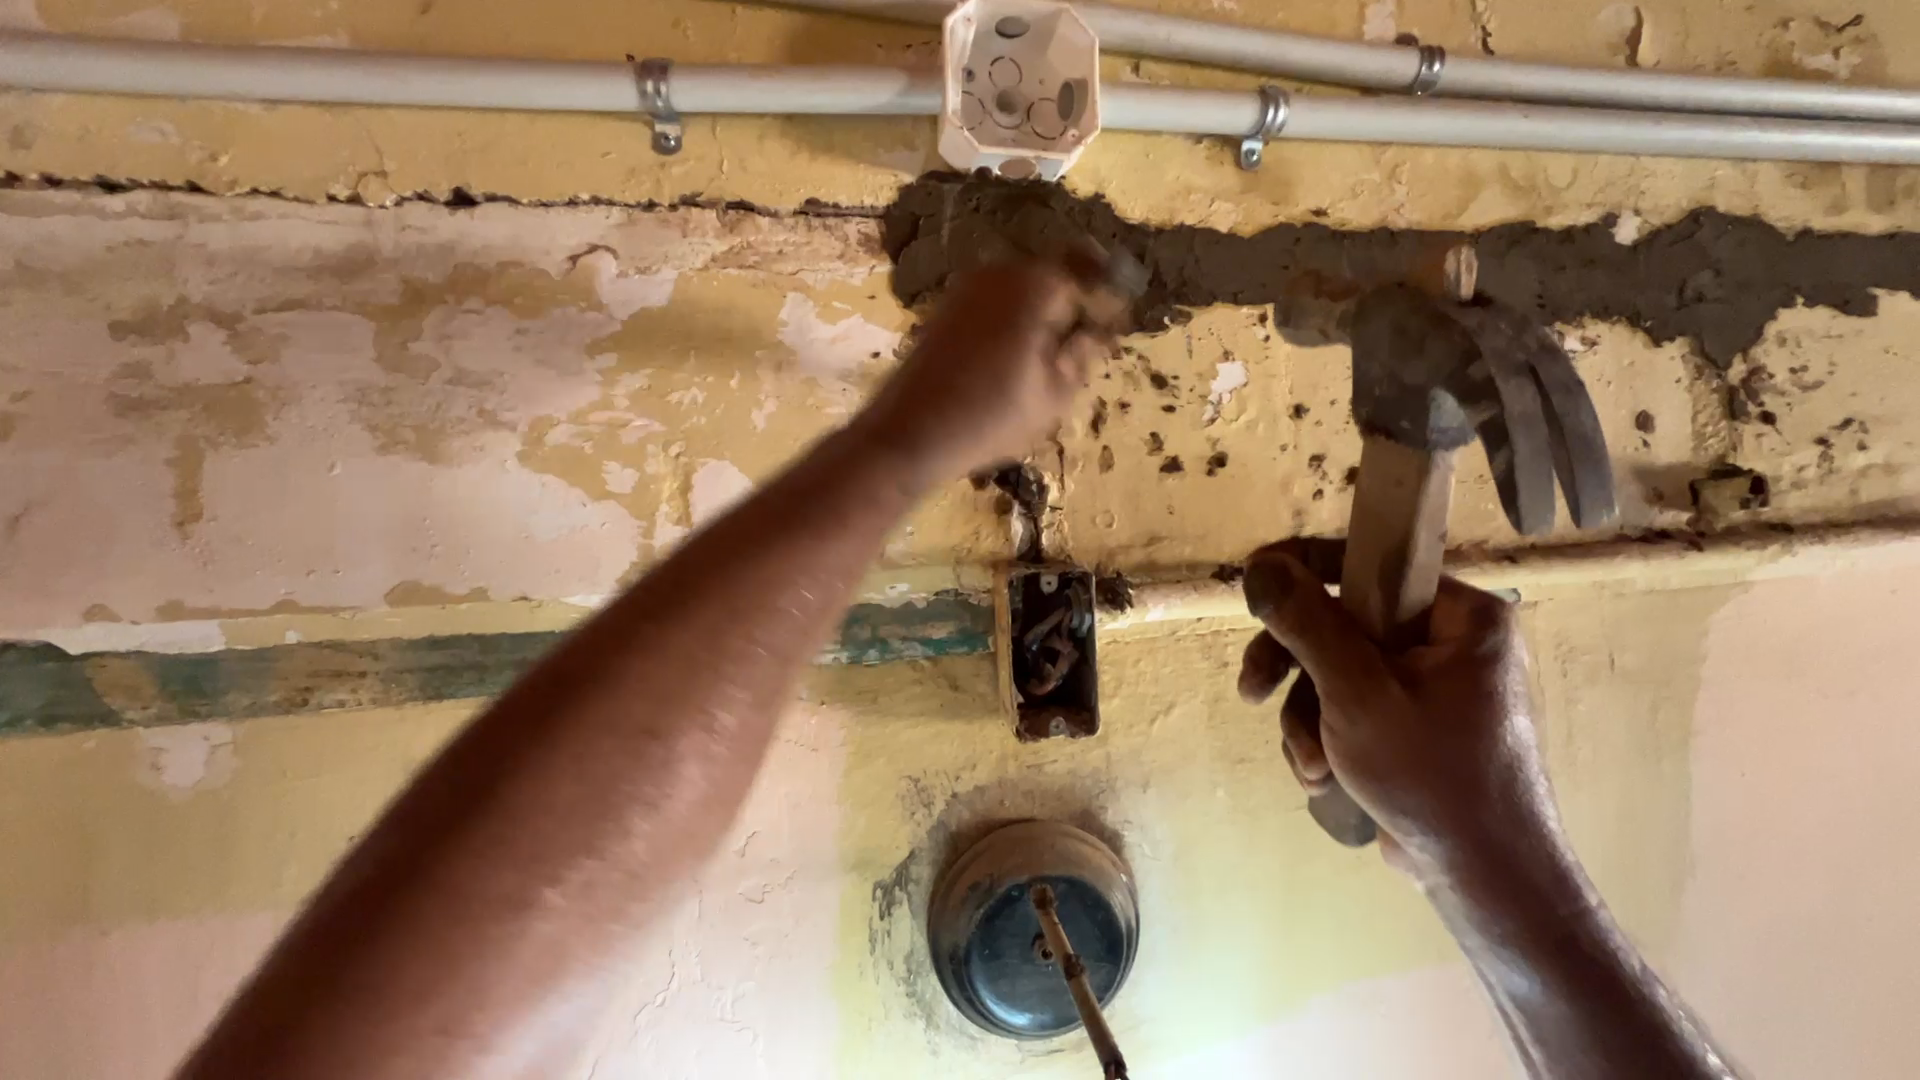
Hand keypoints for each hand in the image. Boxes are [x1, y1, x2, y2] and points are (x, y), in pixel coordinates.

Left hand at [856, 260, 1109, 480]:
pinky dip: (1014, 320)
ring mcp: (968, 286)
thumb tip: (1101, 330)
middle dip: (1075, 305)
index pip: (1093, 277)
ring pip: (1024, 289)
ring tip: (1051, 358)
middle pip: (1056, 276)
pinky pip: (996, 302)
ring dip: (1043, 314)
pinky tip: (1014, 359)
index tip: (1116, 330)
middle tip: (1086, 344)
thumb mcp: (1055, 394)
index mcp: (1037, 284)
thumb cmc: (990, 417)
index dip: (1110, 303)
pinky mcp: (946, 307)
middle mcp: (1002, 271)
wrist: (909, 433)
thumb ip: (1085, 353)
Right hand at [1237, 543, 1565, 879]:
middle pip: (1340, 623)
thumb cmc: (1432, 775)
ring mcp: (1431, 684)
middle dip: (1292, 668)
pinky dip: (1325, 737)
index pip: (1368, 563)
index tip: (1251, 590)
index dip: (1302, 570)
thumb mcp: (1357, 692)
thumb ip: (1307, 624)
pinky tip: (1323, 777)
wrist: (1485, 879)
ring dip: (1305, 716)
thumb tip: (1260, 564)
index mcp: (1460, 615)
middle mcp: (1449, 640)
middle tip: (1252, 690)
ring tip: (1309, 764)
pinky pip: (1348, 705)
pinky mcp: (1412, 723)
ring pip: (1335, 670)